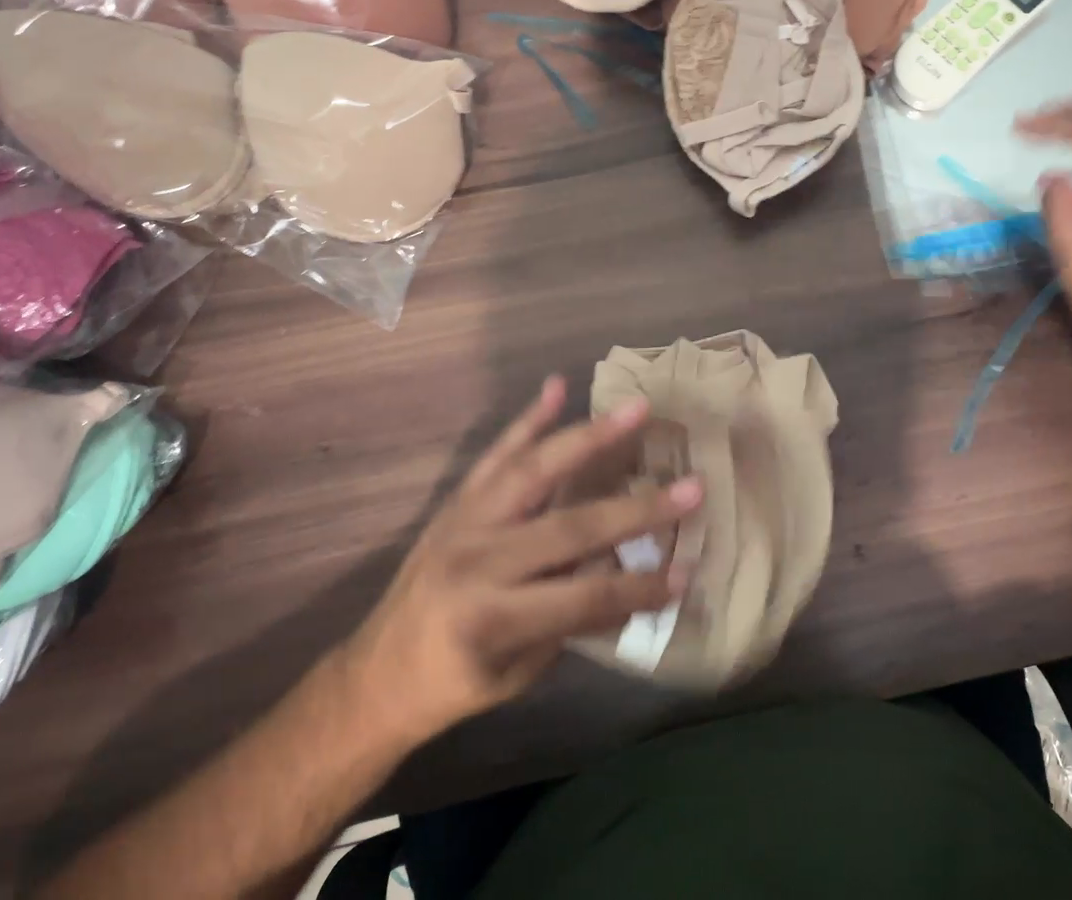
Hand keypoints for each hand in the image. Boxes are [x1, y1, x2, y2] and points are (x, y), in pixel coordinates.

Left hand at [338, 376, 700, 738]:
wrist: (378, 674)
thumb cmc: (457, 683)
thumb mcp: (522, 671)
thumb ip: (573, 621)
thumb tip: (634, 578)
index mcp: (493, 618)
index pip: (586, 598)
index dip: (639, 589)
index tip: (687, 575)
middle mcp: (478, 561)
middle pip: (570, 528)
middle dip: (638, 510)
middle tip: (693, 487)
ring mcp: (463, 524)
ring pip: (533, 471)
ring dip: (588, 437)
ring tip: (635, 410)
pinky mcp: (454, 505)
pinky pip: (494, 457)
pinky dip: (526, 421)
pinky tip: (555, 388)